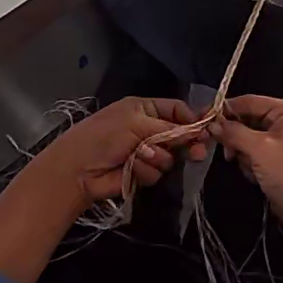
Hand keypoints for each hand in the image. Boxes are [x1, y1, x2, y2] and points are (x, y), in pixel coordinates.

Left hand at [32, 96, 207, 209]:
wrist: (76, 171)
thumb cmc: (103, 137)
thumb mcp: (136, 123)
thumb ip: (170, 127)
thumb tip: (198, 130)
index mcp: (145, 109)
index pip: (177, 110)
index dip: (192, 119)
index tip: (206, 129)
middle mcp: (148, 128)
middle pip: (180, 134)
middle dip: (186, 142)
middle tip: (197, 152)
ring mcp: (146, 152)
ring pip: (170, 156)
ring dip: (158, 157)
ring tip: (141, 156)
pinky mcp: (142, 173)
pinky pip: (158, 172)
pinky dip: (147, 170)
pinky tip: (132, 168)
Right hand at [208, 95, 282, 250]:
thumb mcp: (259, 150)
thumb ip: (233, 133)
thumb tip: (212, 124)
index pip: (249, 101)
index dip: (225, 110)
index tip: (203, 119)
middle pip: (246, 120)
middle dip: (236, 139)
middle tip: (228, 153)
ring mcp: (281, 140)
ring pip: (246, 138)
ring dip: (243, 155)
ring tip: (251, 168)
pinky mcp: (276, 159)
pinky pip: (253, 154)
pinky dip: (249, 164)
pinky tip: (256, 176)